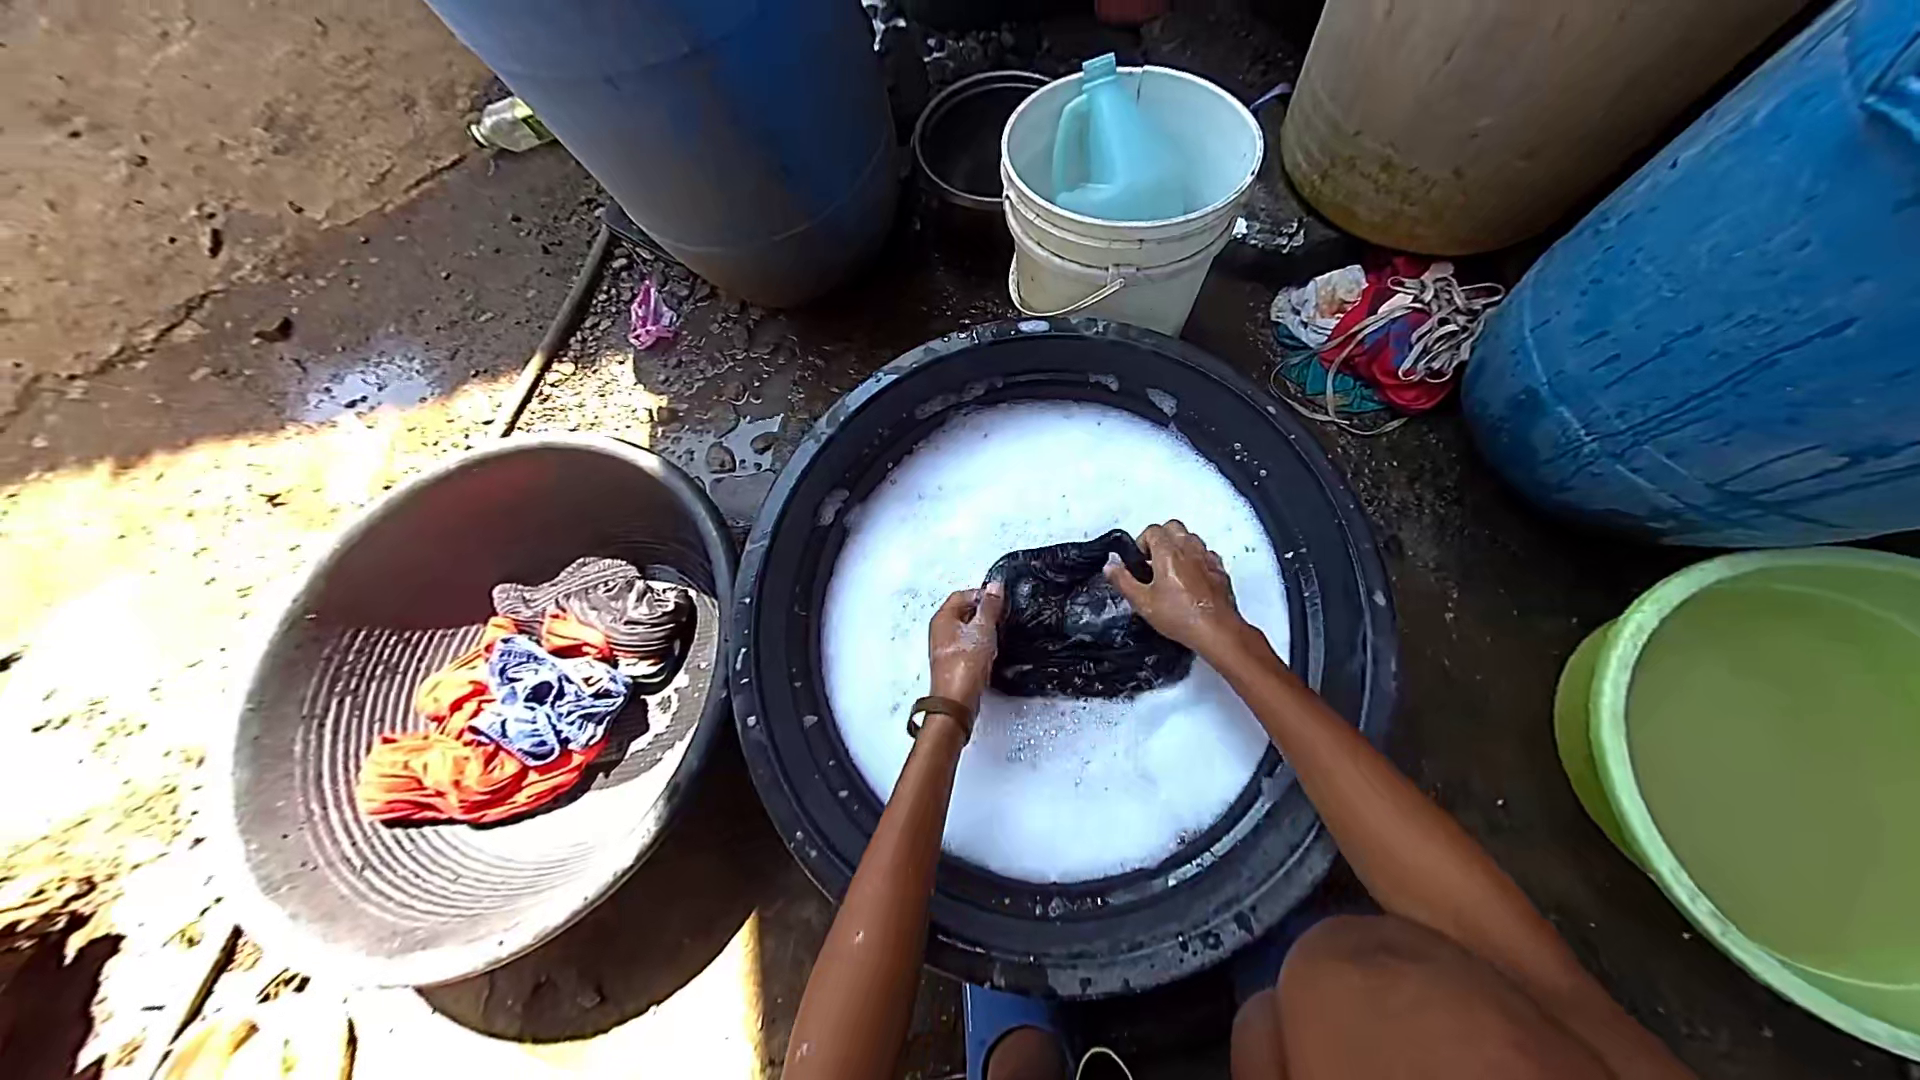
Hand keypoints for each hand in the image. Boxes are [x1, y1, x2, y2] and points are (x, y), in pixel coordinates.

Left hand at [928, 581, 1005, 713]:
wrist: (957, 699)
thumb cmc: (965, 663)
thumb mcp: (983, 629)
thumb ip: (990, 606)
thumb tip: (995, 586)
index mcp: (942, 618)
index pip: (962, 594)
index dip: (982, 594)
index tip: (1000, 601)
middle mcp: (940, 631)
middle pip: (964, 611)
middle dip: (984, 613)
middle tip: (1001, 617)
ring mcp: (946, 648)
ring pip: (967, 630)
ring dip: (983, 631)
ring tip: (997, 636)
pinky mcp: (954, 662)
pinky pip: (968, 646)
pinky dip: (980, 645)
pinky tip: (991, 653)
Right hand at [1104, 520, 1254, 661]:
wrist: (1216, 631)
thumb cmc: (1182, 617)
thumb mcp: (1142, 602)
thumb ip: (1123, 580)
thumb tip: (1110, 566)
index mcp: (1168, 553)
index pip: (1152, 530)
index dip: (1141, 543)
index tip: (1139, 561)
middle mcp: (1189, 550)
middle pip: (1173, 527)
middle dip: (1161, 538)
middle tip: (1152, 560)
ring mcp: (1207, 559)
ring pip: (1191, 538)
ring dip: (1179, 547)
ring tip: (1169, 569)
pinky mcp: (1220, 571)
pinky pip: (1206, 554)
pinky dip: (1196, 560)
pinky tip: (1190, 579)